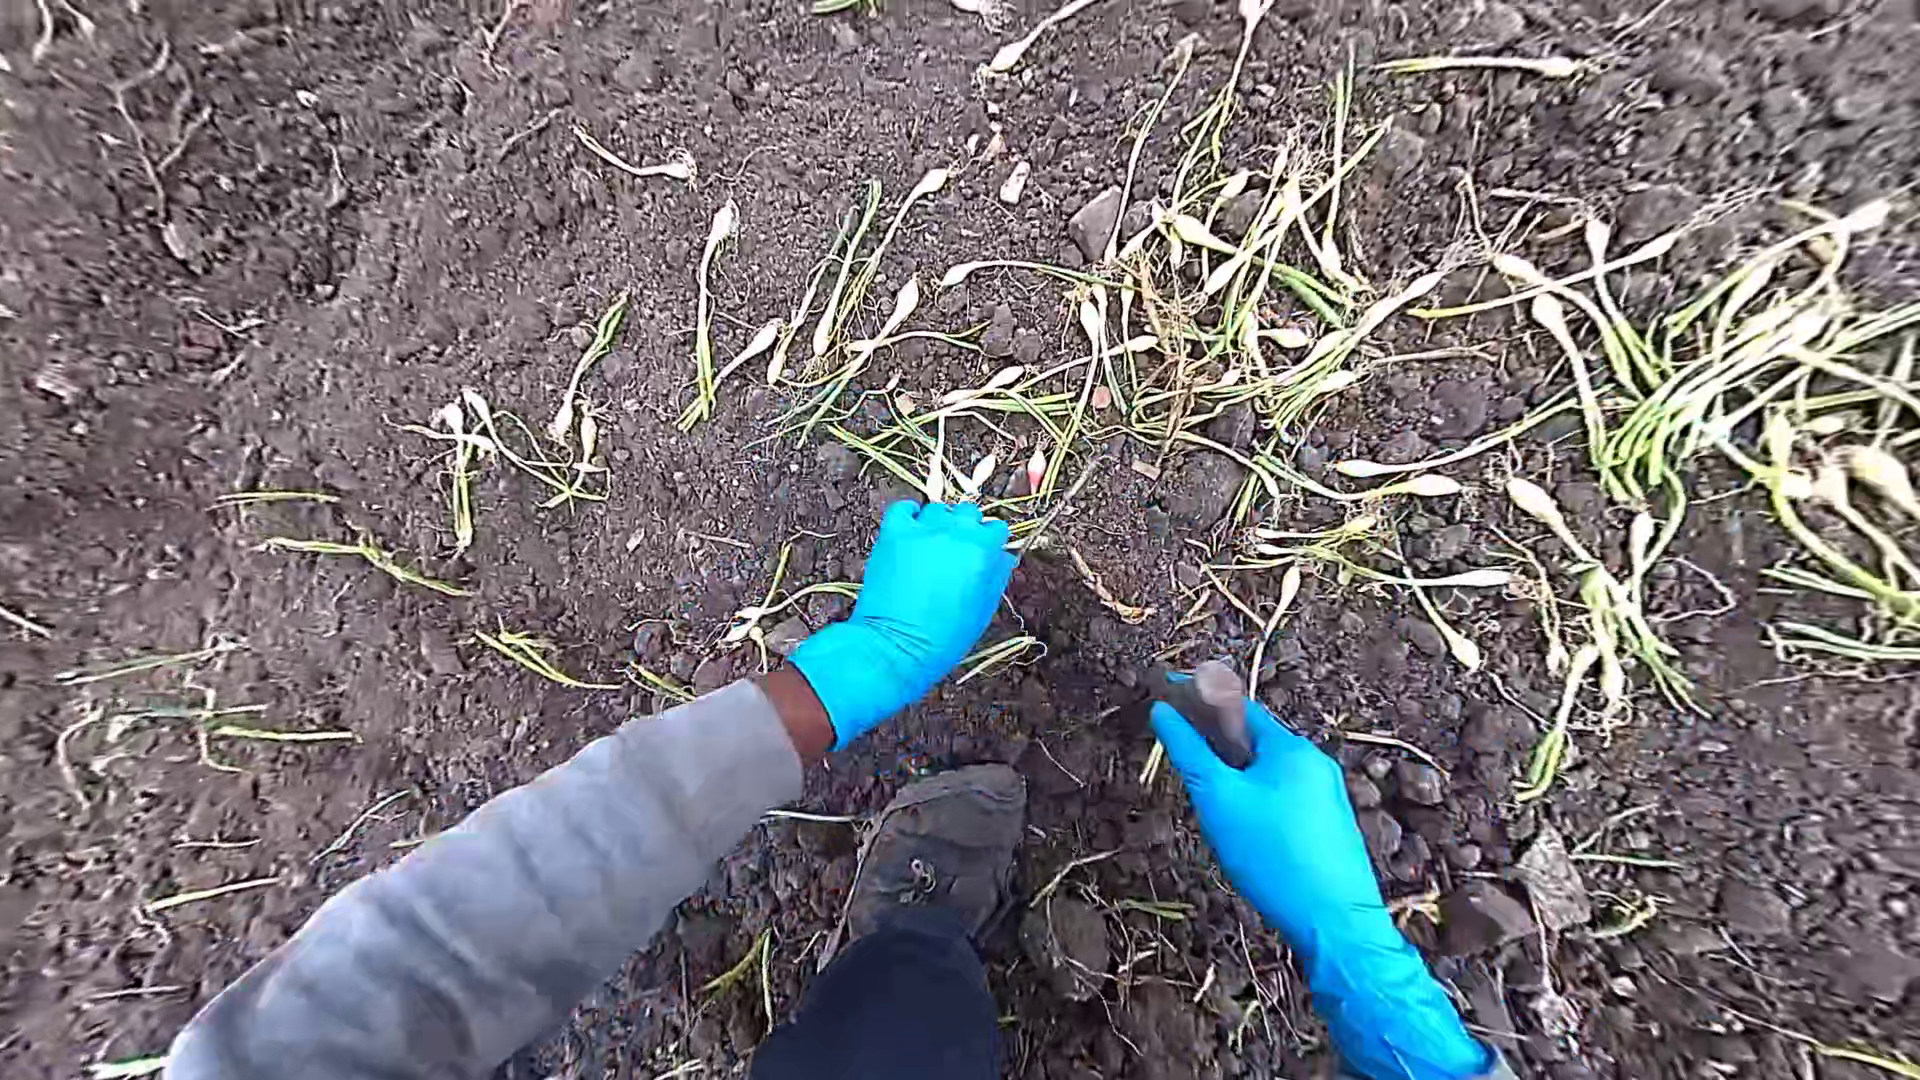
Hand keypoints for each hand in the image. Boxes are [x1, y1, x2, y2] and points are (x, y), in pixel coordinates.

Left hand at [791, 501, 1014, 747]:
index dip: (991, 542)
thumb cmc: (943, 637)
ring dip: (939, 523)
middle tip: (958, 550)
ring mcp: (923, 530)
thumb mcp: (983, 611)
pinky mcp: (894, 533)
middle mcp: (955, 533)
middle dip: (967, 529)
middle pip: (968, 513)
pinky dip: (909, 515)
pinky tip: (912, 529)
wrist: (897, 646)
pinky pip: (904, 509)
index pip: (996, 529)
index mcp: (982, 551)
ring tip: (933, 544)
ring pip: (938, 510)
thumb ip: (996, 577)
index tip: (984, 551)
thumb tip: (1002, 557)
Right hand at [1153, 697, 1491, 1079]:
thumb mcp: (1216, 795)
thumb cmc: (1270, 852)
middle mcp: (1314, 763)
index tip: (1170, 698)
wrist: (1336, 928)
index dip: (1201, 701)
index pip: (1237, 707)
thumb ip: (1187, 749)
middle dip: (1215, 746)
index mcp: (1291, 747)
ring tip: (1211, 804)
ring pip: (1265, 771)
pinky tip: (1241, 827)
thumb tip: (1162, 710)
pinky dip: (1254, 797)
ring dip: (1234, 775)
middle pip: (1252, 740)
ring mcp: (1326, 795)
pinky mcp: (1329, 825)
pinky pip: (1281, 795)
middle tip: (1186, 764)